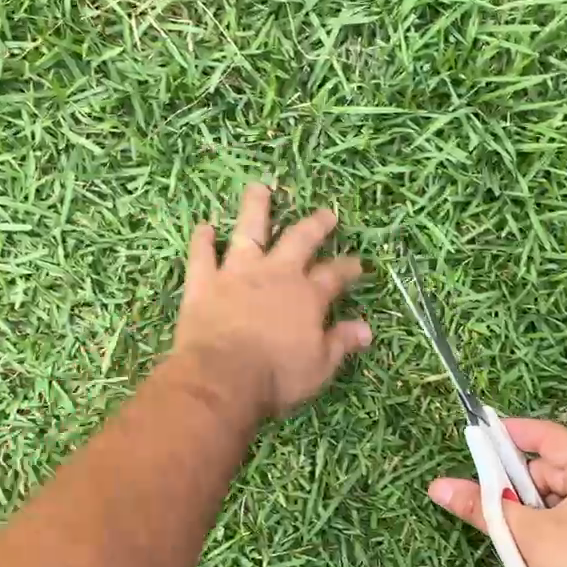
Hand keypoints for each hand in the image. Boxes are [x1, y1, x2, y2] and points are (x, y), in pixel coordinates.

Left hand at [170, 183, 370, 419]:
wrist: (222, 379)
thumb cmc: (276, 378)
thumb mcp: (318, 367)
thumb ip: (340, 343)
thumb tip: (366, 329)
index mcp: (307, 296)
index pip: (334, 275)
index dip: (348, 269)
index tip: (357, 264)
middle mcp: (275, 275)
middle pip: (299, 239)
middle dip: (315, 225)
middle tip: (326, 213)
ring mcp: (237, 274)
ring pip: (248, 230)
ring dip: (255, 207)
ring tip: (259, 187)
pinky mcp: (203, 283)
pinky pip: (201, 254)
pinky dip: (202, 240)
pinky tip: (204, 226)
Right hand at [426, 419, 566, 566]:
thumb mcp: (528, 538)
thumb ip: (483, 507)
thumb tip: (437, 487)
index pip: (552, 438)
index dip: (513, 433)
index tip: (481, 434)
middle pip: (559, 470)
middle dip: (523, 486)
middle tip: (496, 507)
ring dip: (540, 510)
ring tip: (522, 539)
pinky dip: (559, 523)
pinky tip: (545, 550)